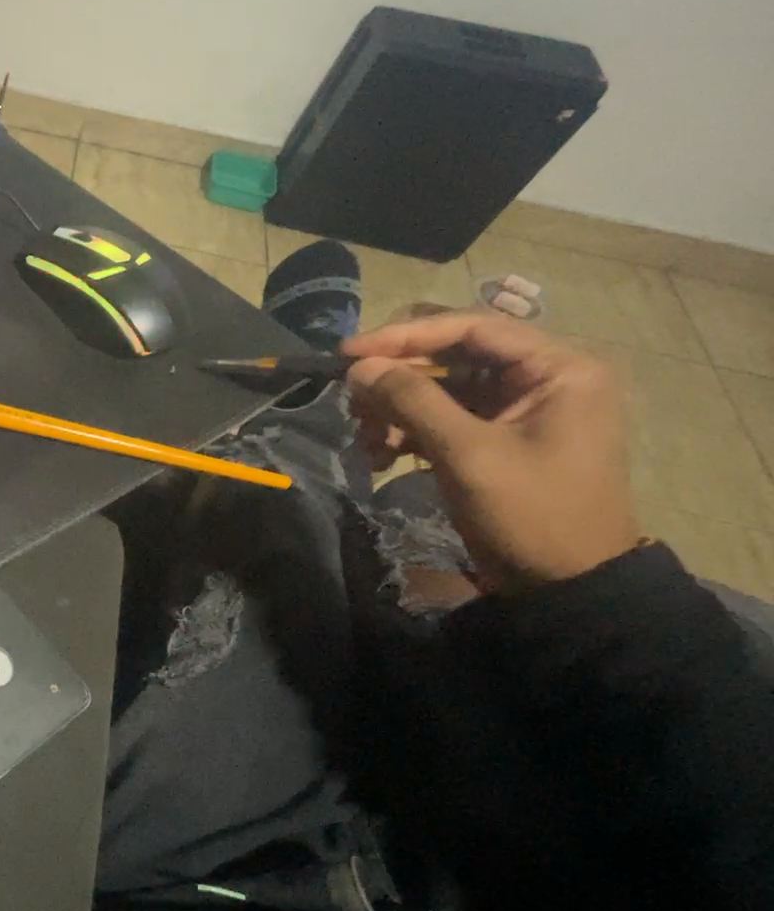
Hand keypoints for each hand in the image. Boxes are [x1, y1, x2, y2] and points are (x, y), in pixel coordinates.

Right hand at [342, 310, 639, 593]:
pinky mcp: (494, 438)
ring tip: (367, 442)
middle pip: (450, 357)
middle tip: (352, 405)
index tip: (346, 354)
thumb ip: (413, 402)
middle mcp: (540, 379)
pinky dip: (405, 432)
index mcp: (557, 369)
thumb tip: (359, 367)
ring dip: (393, 410)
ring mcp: (516, 410)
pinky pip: (438, 418)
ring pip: (437, 388)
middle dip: (395, 380)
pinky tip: (382, 457)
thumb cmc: (530, 512)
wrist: (564, 583)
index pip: (470, 328)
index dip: (403, 336)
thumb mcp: (467, 453)